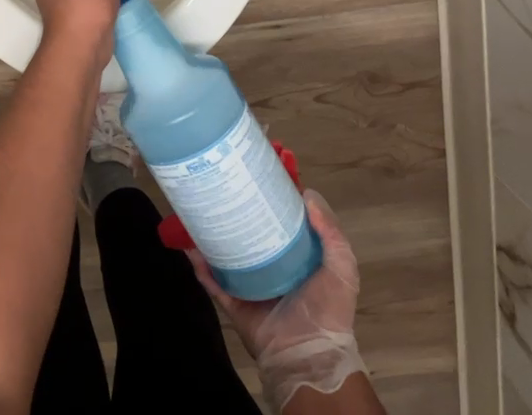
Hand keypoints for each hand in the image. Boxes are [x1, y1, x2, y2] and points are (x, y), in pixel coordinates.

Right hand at [186, 191, 365, 409]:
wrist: (306, 356)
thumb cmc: (327, 310)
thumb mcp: (341, 268)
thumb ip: (331, 232)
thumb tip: (307, 193)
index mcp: (295, 257)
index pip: (280, 222)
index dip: (269, 200)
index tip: (254, 175)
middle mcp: (270, 265)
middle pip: (249, 233)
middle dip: (235, 213)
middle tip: (220, 189)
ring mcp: (249, 283)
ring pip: (226, 253)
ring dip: (212, 236)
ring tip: (198, 212)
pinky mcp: (232, 300)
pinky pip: (212, 280)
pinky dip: (200, 265)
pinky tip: (190, 247)